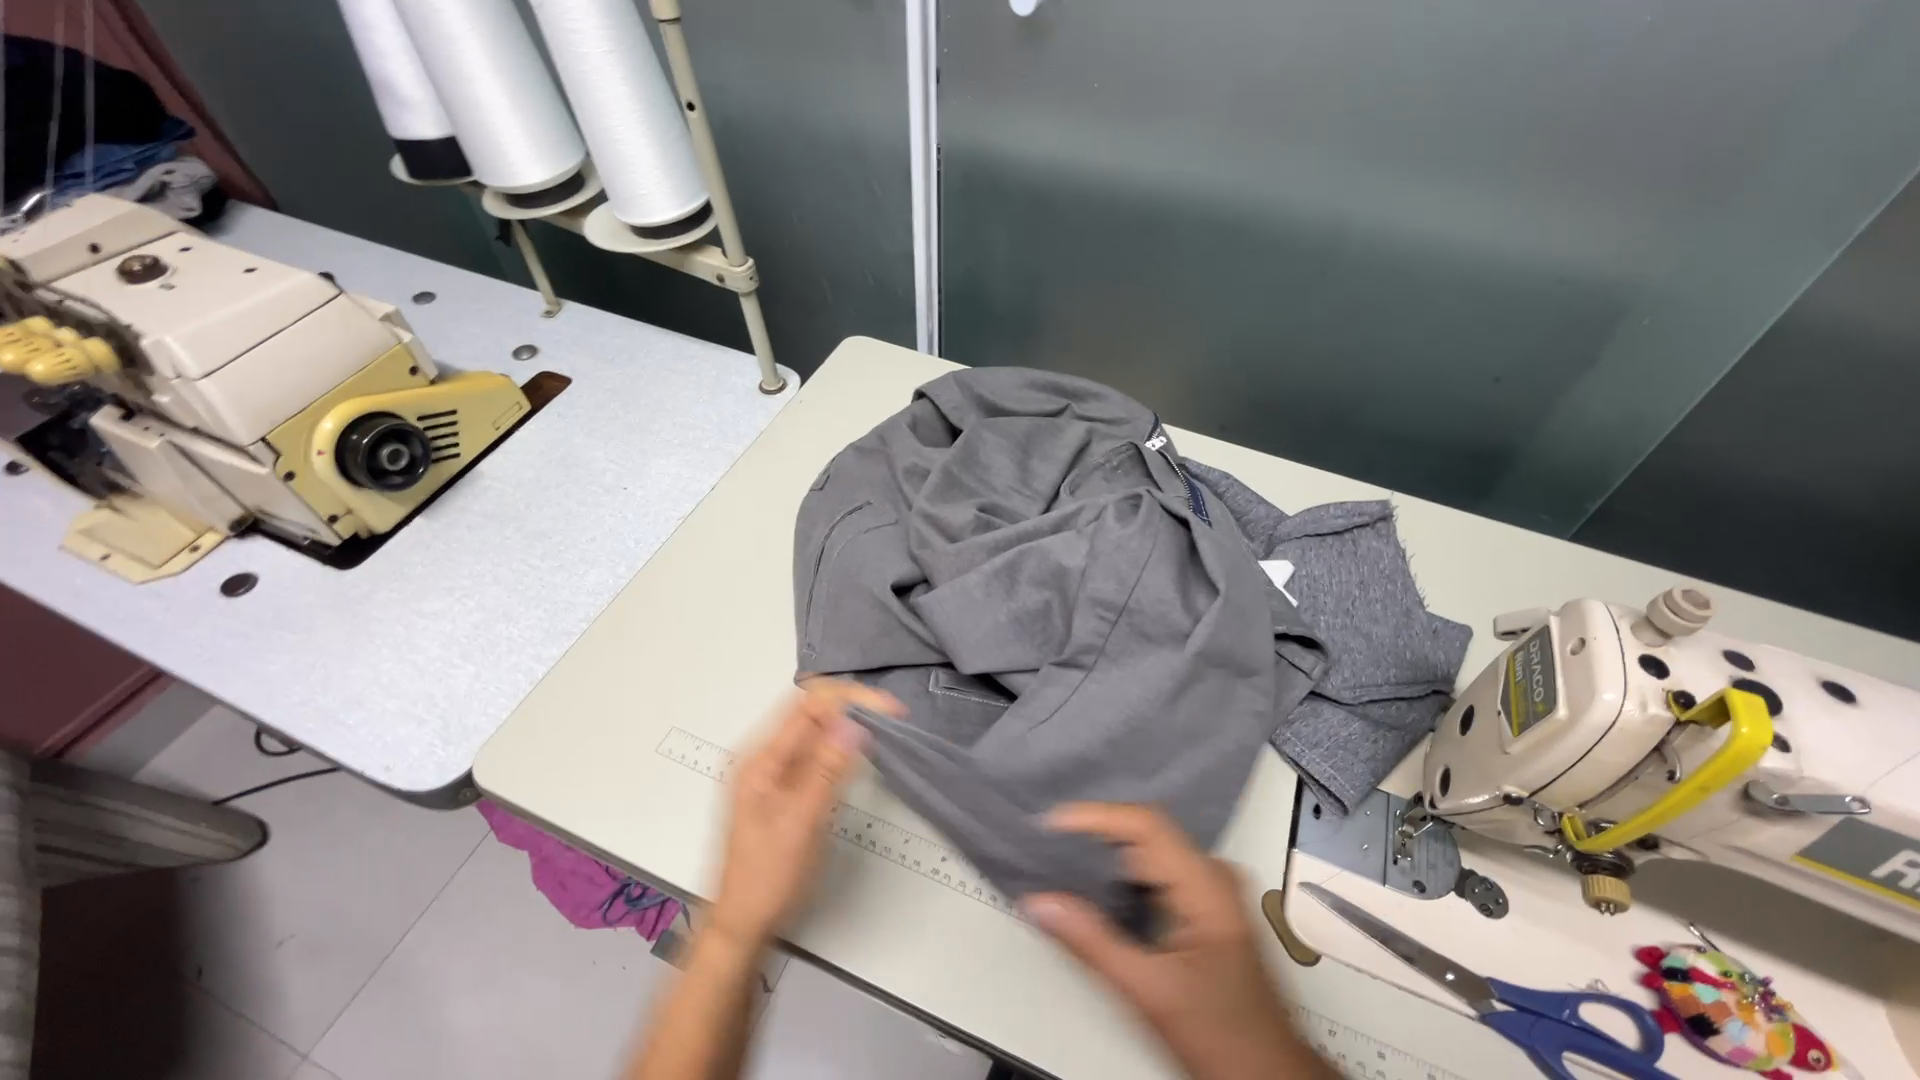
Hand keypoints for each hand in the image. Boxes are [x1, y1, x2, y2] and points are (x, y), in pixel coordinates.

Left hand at [707, 680, 898, 948]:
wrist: (742, 922)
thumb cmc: (769, 877)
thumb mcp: (802, 821)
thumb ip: (827, 769)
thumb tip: (855, 723)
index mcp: (759, 757)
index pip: (807, 704)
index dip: (850, 698)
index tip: (890, 709)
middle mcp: (759, 755)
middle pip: (808, 709)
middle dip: (850, 705)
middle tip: (891, 716)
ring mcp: (767, 771)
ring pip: (810, 729)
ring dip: (845, 722)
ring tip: (881, 727)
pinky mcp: (778, 786)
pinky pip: (809, 751)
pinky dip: (835, 744)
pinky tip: (856, 753)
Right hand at [1021, 804, 1330, 1079]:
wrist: (1268, 1074)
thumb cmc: (1224, 1037)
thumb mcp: (1148, 991)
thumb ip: (1090, 942)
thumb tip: (1042, 902)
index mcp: (1208, 886)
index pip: (1147, 824)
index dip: (1096, 817)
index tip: (1052, 824)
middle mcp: (1214, 878)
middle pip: (1145, 834)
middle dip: (1094, 836)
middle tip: (1046, 843)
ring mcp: (1212, 893)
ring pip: (1149, 853)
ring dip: (1105, 856)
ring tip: (1060, 862)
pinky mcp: (1204, 909)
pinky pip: (1156, 874)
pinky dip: (1120, 878)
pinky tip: (1093, 892)